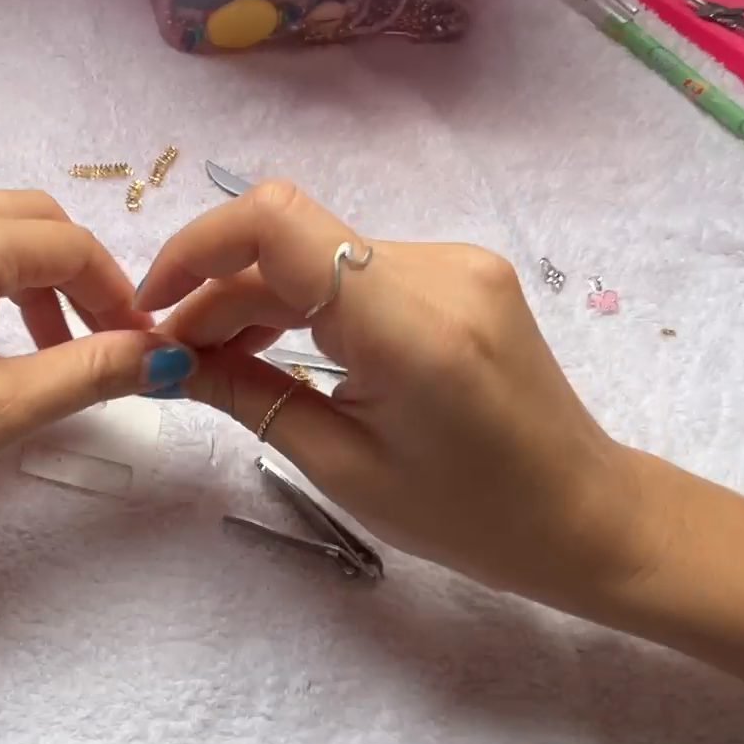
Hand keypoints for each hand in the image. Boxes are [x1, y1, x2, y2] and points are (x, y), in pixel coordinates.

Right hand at [137, 182, 649, 604]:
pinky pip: (340, 268)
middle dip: (210, 294)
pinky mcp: (448, 270)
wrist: (590, 517)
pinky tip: (268, 347)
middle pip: (282, 246)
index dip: (195, 248)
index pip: (276, 226)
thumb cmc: (470, 517)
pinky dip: (288, 302)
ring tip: (213, 359)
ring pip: (305, 254)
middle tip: (174, 358)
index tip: (153, 305)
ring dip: (244, 298)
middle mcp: (435, 268)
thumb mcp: (339, 466)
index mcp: (411, 328)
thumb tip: (165, 361)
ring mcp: (449, 261)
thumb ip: (246, 396)